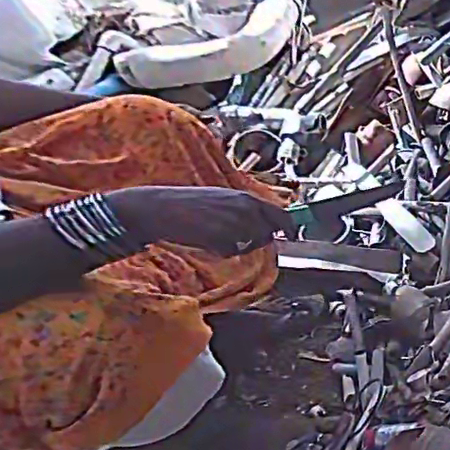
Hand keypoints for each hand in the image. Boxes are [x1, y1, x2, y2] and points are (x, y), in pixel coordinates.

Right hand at [106, 186, 291, 256]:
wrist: (158, 208)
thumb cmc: (190, 203)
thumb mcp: (224, 198)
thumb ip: (247, 209)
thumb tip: (271, 224)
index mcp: (246, 198)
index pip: (280, 214)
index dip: (288, 227)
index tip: (291, 235)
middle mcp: (245, 209)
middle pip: (267, 234)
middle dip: (258, 240)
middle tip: (234, 237)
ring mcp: (234, 223)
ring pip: (251, 244)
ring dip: (237, 245)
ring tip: (214, 234)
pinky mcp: (221, 237)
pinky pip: (231, 251)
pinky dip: (222, 250)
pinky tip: (206, 239)